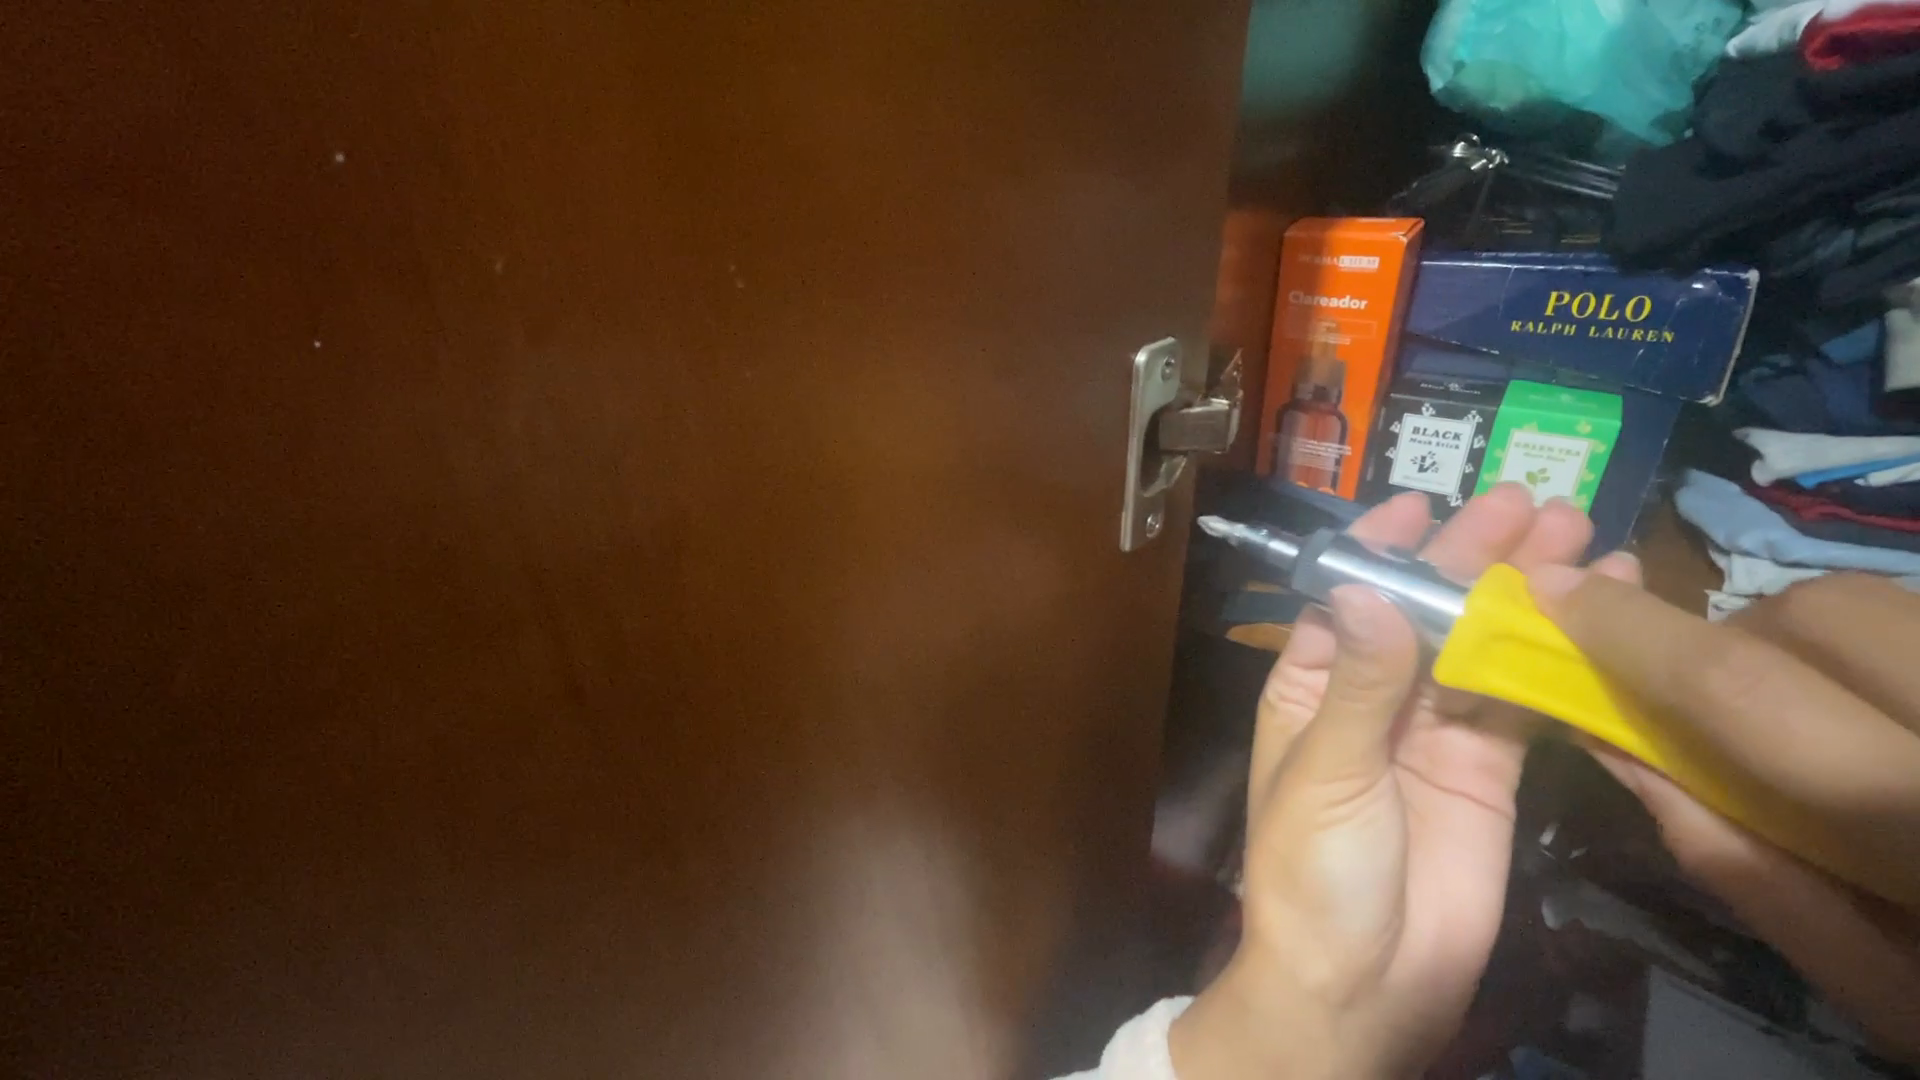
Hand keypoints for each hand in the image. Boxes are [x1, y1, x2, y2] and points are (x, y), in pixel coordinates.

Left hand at [1170, 485, 1635, 1078]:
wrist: (1362, 980)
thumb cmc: (1315, 869)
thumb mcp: (1327, 770)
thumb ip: (1357, 683)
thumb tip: (1365, 588)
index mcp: (1308, 685)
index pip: (1344, 599)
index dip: (1378, 550)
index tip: (1418, 505)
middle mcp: (1369, 695)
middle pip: (1421, 611)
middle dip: (1467, 557)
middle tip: (1527, 501)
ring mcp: (1431, 729)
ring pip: (1478, 645)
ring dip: (1522, 594)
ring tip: (1575, 533)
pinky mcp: (1486, 769)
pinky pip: (1521, 701)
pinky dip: (1556, 661)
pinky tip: (1596, 617)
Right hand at [1530, 568, 1919, 1062]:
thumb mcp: (1880, 988)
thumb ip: (1735, 859)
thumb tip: (1607, 739)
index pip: (1739, 687)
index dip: (1628, 630)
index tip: (1552, 589)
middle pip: (1824, 614)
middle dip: (1736, 633)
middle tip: (1722, 698)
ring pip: (1889, 605)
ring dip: (1815, 641)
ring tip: (1830, 716)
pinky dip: (1882, 654)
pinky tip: (1894, 722)